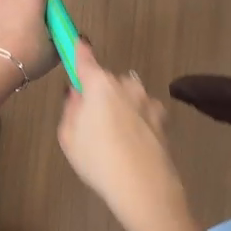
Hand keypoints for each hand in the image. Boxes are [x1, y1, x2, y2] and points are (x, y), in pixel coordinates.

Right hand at [57, 42, 187, 225]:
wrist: (145, 189)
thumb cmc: (98, 161)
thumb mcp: (68, 137)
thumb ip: (71, 109)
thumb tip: (77, 94)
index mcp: (99, 84)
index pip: (84, 56)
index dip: (77, 48)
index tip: (74, 41)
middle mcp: (125, 84)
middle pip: (107, 80)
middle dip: (99, 92)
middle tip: (90, 120)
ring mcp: (147, 100)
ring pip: (127, 94)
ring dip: (120, 105)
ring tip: (114, 136)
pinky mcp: (162, 118)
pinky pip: (143, 110)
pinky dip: (137, 119)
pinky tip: (133, 142)